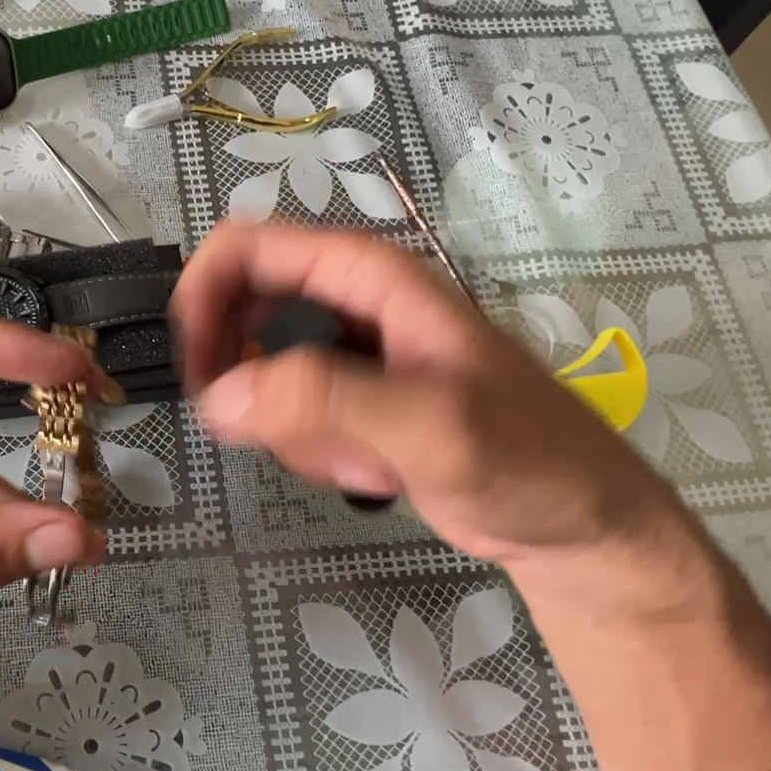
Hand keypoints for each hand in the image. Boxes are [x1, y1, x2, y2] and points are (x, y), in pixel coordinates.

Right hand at [172, 222, 683, 564]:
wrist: (575, 524)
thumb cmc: (526, 458)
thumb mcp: (431, 425)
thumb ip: (323, 400)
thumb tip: (220, 398)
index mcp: (369, 276)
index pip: (249, 246)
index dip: (205, 291)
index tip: (195, 362)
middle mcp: (351, 302)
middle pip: (241, 302)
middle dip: (236, 368)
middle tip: (248, 424)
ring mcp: (348, 353)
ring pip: (258, 369)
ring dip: (287, 425)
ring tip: (359, 460)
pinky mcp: (349, 400)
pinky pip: (285, 412)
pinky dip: (308, 448)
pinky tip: (370, 470)